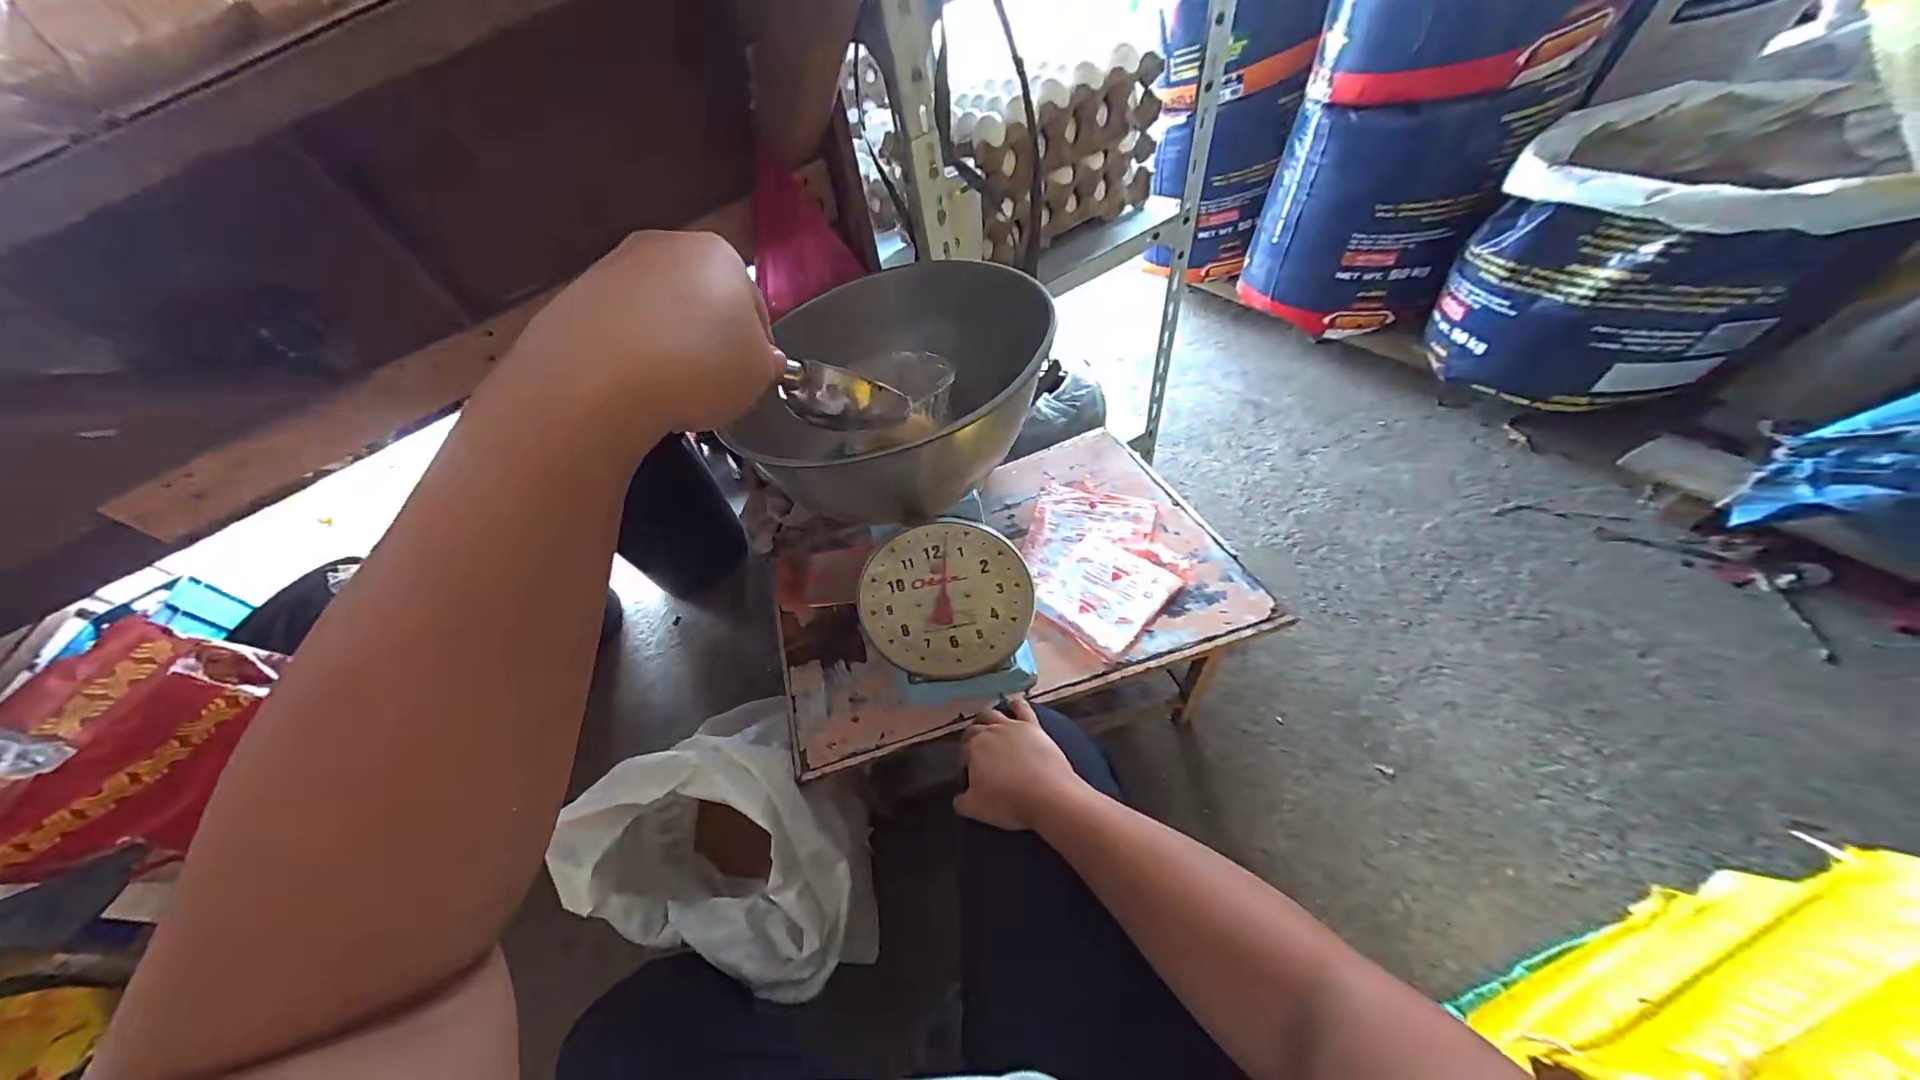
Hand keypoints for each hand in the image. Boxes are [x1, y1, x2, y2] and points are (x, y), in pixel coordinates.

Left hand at [495, 230, 784, 444]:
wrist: (601, 382)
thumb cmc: (690, 367)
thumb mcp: (760, 373)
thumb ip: (767, 362)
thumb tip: (762, 361)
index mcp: (719, 254)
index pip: (753, 304)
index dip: (758, 345)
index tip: (753, 372)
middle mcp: (665, 248)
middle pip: (703, 300)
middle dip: (711, 339)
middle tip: (718, 383)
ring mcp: (616, 269)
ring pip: (660, 314)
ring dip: (672, 347)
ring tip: (676, 390)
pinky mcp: (579, 298)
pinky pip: (622, 331)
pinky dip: (633, 355)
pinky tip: (641, 386)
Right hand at [955, 697, 1092, 831]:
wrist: (1048, 795)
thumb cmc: (1009, 802)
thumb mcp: (976, 808)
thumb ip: (962, 801)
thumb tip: (959, 797)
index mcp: (974, 748)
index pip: (963, 752)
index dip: (964, 764)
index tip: (968, 776)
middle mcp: (990, 731)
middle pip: (974, 730)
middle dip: (971, 740)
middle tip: (975, 754)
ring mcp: (1013, 726)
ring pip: (993, 714)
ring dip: (986, 719)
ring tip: (986, 725)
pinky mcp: (1033, 726)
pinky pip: (1022, 708)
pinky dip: (1016, 704)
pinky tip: (1013, 703)